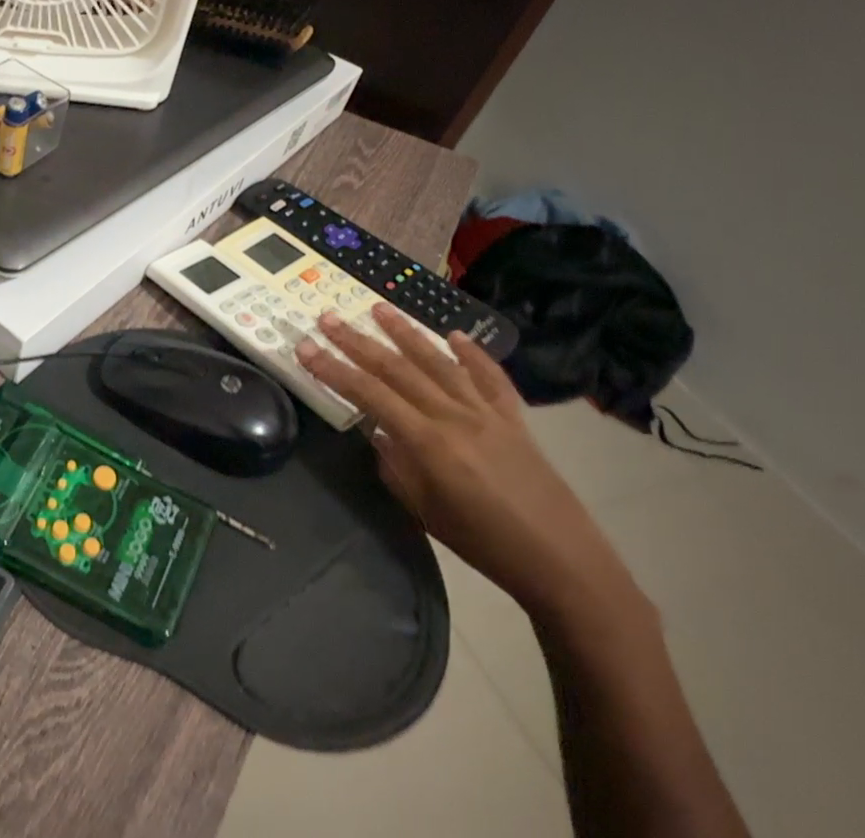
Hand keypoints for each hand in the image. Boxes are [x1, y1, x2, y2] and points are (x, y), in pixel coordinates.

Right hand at [296, 306, 644, 627]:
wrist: (558, 557)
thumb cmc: (481, 541)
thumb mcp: (423, 509)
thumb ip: (396, 465)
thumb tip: (380, 433)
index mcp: (428, 442)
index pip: (369, 395)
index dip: (333, 369)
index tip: (305, 348)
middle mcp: (456, 416)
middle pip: (398, 369)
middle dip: (358, 342)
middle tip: (328, 319)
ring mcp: (488, 413)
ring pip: (440, 362)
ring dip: (407, 332)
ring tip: (379, 308)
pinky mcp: (514, 419)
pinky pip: (490, 378)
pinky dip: (472, 354)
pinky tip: (455, 335)